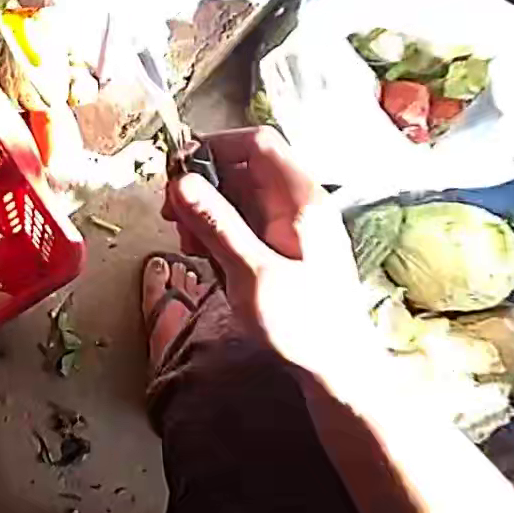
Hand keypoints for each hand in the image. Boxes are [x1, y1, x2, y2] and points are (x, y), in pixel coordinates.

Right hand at [165, 128, 385, 378]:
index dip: (214, 146)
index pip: (256, 142)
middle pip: (241, 167)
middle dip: (202, 187)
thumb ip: (217, 224)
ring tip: (190, 246)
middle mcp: (297, 201)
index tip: (178, 173)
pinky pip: (243, 220)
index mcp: (300, 197)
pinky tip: (208, 258)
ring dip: (206, 212)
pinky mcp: (282, 243)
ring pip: (237, 194)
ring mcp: (290, 223)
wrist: (338, 369)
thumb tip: (180, 181)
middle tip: (174, 219)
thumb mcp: (252, 273)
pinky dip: (218, 231)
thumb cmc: (302, 323)